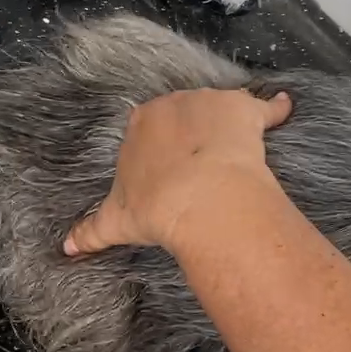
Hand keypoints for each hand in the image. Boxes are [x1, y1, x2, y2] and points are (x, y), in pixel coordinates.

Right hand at [64, 88, 292, 256]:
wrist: (199, 198)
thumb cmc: (154, 207)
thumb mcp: (115, 222)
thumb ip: (90, 232)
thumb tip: (66, 248)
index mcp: (140, 125)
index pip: (146, 128)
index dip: (158, 150)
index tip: (165, 170)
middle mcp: (173, 105)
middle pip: (182, 115)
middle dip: (189, 135)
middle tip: (198, 164)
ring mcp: (210, 103)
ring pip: (219, 108)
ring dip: (226, 124)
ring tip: (234, 146)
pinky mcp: (245, 110)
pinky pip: (265, 107)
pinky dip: (276, 109)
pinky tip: (284, 109)